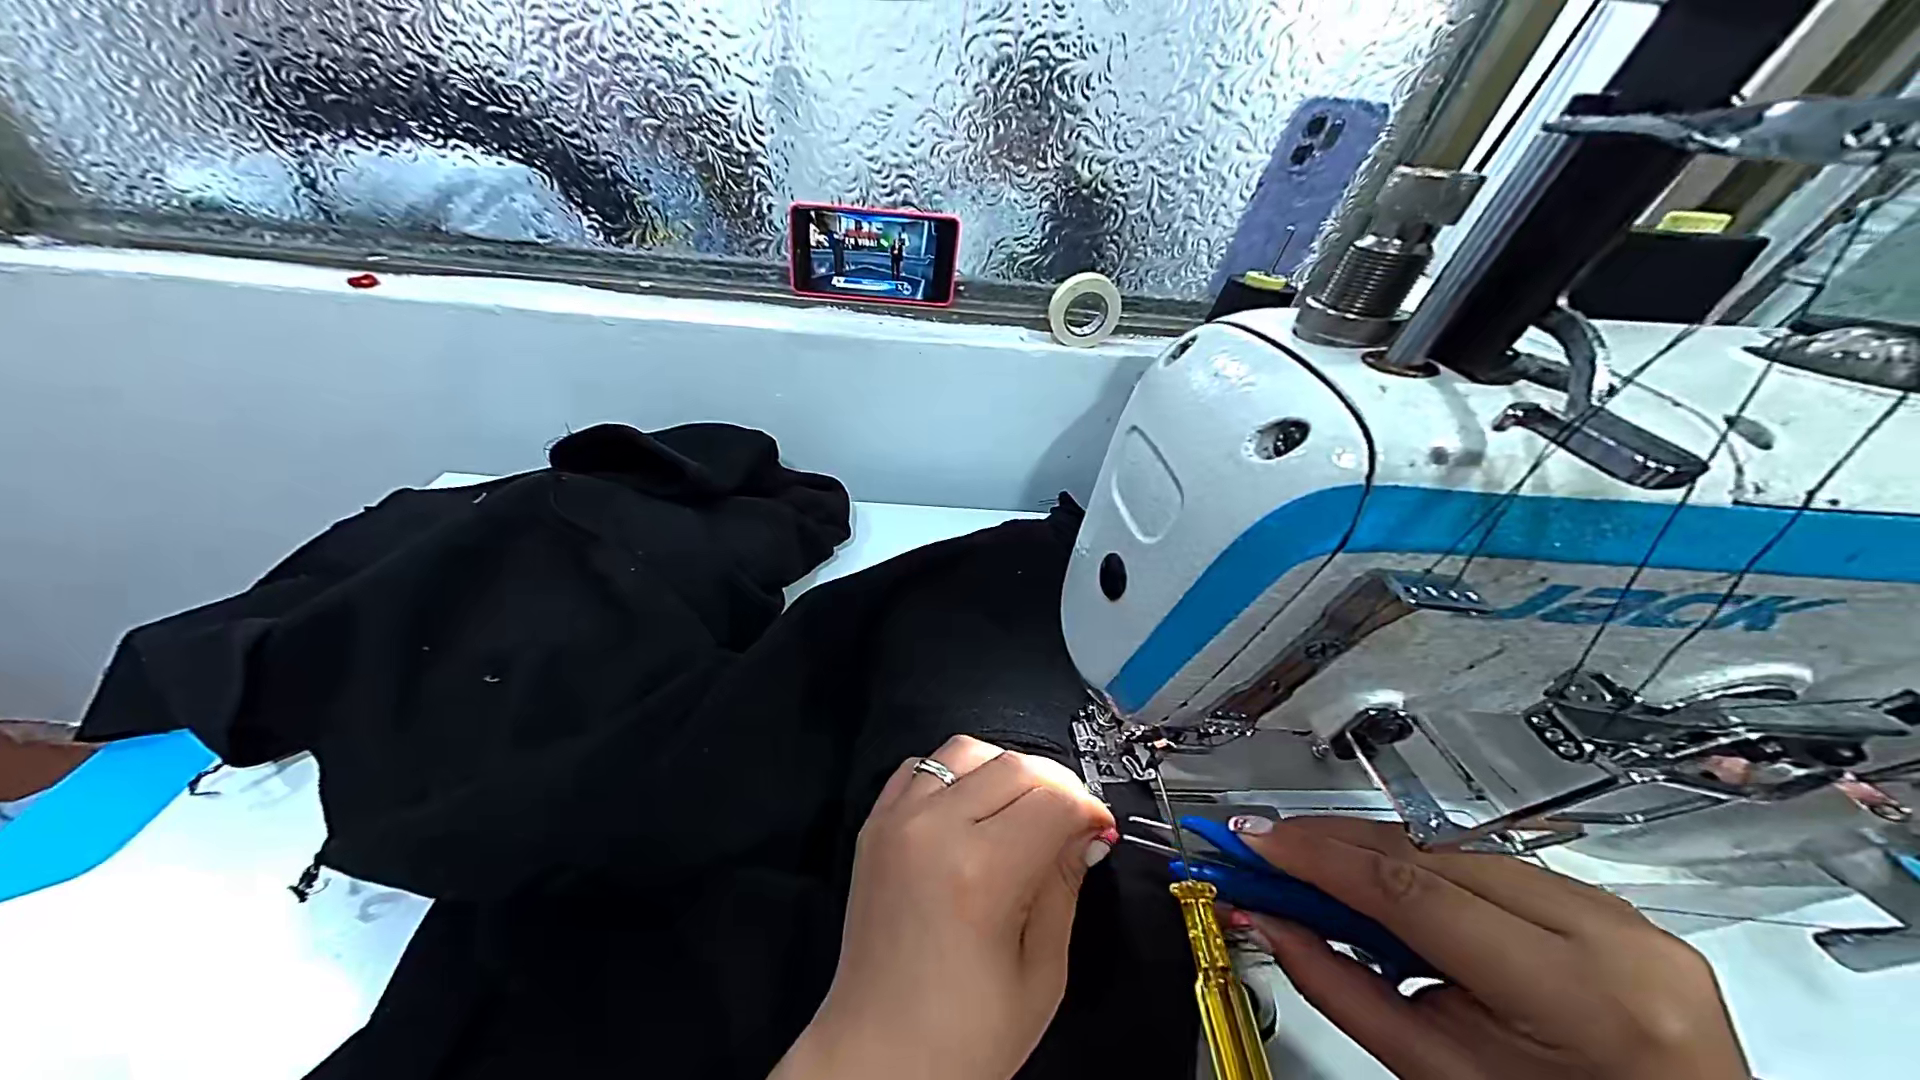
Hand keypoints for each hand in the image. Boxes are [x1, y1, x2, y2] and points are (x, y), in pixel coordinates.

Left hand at [771, 735, 1116, 1079]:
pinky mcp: (874, 825)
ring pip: (966, 750)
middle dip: (1056, 784)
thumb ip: (1064, 886)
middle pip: (1014, 765)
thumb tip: (1086, 831)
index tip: (1099, 827)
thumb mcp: (1040, 972)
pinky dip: (953, 773)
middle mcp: (933, 830)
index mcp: (981, 872)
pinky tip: (970, 806)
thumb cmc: (963, 1037)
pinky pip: (920, 766)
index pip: (1053, 801)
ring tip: (1023, 807)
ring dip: (1005, 767)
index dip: (1088, 808)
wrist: (875, 1058)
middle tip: (1072, 818)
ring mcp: (897, 821)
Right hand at [1226, 815, 1748, 1079]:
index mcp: (1580, 997)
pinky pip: (1483, 861)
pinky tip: (1381, 881)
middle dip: (1331, 845)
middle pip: (1427, 854)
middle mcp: (1610, 935)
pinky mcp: (1606, 903)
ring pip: (1450, 848)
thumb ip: (1340, 988)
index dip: (1317, 856)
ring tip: (1314, 868)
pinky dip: (1419, 864)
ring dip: (1370, 851)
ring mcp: (1618, 912)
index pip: (1411, 892)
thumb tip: (1267, 920)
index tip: (1256, 840)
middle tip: (1265, 849)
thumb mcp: (1440, 1075)